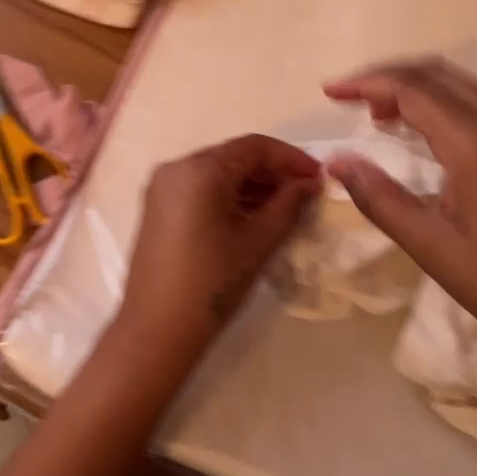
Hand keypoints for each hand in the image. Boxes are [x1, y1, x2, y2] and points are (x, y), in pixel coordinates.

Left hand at [119, 135, 321, 359]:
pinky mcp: (157, 207)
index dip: (290, 157)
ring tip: (286, 207)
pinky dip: (228, 196)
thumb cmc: (212, 284)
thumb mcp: (258, 242)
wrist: (157, 329)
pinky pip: (199, 188)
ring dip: (251, 185)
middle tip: (307, 192)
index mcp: (199, 169)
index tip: (320, 175)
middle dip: (271, 171)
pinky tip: (253, 216)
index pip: (253, 146)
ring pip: (216, 172)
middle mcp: (176, 167)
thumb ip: (288, 205)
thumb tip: (310, 183)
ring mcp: (162, 187)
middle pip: (232, 156)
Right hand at [323, 60, 476, 377]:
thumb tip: (336, 160)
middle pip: (438, 74)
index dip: (365, 83)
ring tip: (383, 117)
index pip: (411, 88)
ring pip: (466, 87)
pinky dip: (448, 105)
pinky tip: (434, 141)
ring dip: (420, 89)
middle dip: (388, 77)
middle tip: (351, 101)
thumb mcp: (434, 249)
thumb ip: (380, 198)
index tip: (329, 93)